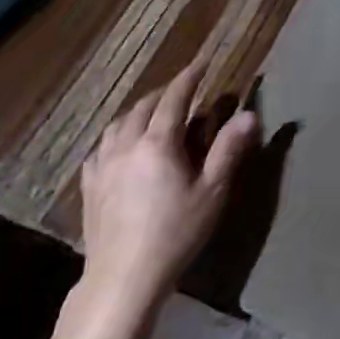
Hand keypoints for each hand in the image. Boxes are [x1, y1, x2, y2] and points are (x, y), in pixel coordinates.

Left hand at [79, 61, 257, 294]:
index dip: (189, 77)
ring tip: (153, 115)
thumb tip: (249, 115)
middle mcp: (126, 144)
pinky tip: (121, 147)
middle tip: (183, 91)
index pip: (174, 98)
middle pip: (143, 107)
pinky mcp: (90, 185)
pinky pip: (101, 147)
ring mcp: (103, 164)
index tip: (202, 63)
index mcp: (158, 143)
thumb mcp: (212, 192)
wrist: (124, 275)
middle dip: (164, 94)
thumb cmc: (176, 233)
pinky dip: (116, 136)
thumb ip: (229, 150)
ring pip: (118, 124)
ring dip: (138, 112)